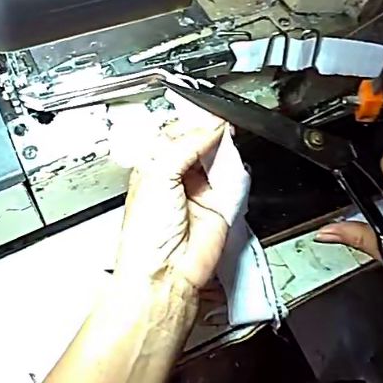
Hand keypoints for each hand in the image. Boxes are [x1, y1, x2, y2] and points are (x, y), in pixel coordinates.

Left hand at [111, 121, 235, 310]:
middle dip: (209, 131)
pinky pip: (234, 180)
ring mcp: (200, 191)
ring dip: (223, 147)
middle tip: (218, 121)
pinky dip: (236, 169)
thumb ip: (184, 145)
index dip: (190, 121)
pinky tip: (232, 161)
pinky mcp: (221, 206)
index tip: (204, 110)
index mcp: (153, 168)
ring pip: (218, 158)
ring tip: (224, 139)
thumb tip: (208, 125)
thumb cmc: (145, 235)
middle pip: (199, 143)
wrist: (165, 273)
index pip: (174, 134)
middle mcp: (176, 177)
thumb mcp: (158, 173)